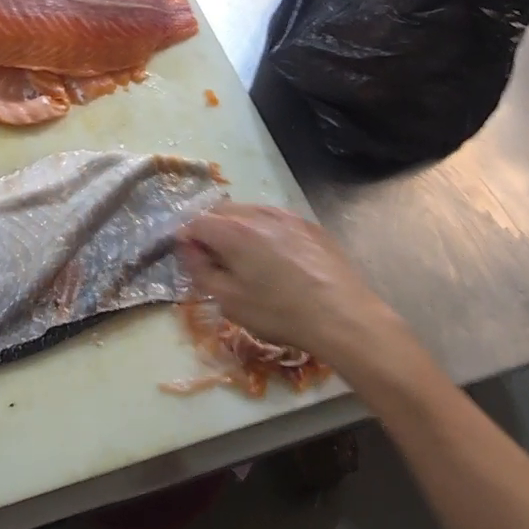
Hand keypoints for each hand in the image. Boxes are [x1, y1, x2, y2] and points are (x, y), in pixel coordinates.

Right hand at [176, 203, 402, 357]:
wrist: (343, 316)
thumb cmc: (279, 312)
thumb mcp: (229, 300)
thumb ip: (201, 270)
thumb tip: (189, 250)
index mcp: (232, 230)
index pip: (195, 223)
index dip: (186, 240)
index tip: (189, 260)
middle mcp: (257, 213)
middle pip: (221, 212)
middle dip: (210, 231)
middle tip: (215, 261)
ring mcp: (287, 215)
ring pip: (249, 213)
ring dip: (238, 229)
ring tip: (246, 260)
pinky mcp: (310, 224)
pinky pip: (275, 220)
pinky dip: (265, 233)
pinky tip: (277, 260)